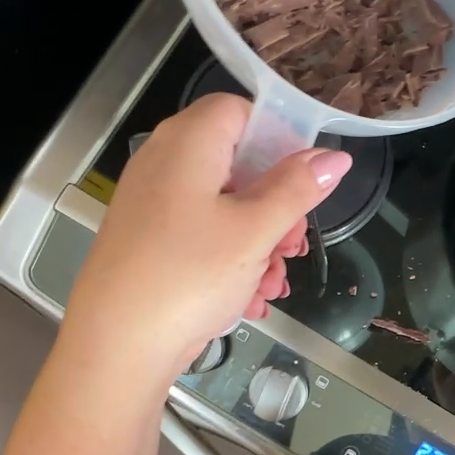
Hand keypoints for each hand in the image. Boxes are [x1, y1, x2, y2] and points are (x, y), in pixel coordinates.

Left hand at [64, 93, 352, 362]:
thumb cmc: (188, 276)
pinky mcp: (151, 242)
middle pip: (237, 166)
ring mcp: (155, 204)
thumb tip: (334, 158)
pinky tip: (247, 300)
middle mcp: (166, 163)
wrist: (120, 342)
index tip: (305, 186)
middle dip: (276, 209)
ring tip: (272, 285)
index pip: (241, 112)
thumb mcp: (255, 231)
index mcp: (189, 143)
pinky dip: (232, 263)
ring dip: (259, 245)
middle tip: (292, 248)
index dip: (280, 142)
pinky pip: (204, 238)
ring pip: (225, 209)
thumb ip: (296, 190)